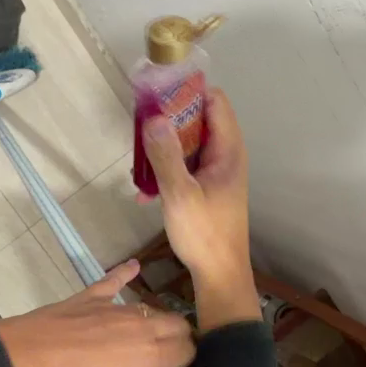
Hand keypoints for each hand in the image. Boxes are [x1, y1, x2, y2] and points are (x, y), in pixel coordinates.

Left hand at [0, 261, 194, 366]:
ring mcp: (116, 308)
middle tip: (165, 354)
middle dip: (179, 338)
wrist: (22, 357)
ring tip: (147, 333)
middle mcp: (141, 328)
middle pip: (178, 325)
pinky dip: (125, 273)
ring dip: (155, 319)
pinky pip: (115, 279)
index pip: (187, 351)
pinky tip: (134, 266)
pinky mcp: (92, 295)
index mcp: (149, 359)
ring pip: (151, 308)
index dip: (187, 360)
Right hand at [142, 87, 262, 329]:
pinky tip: (144, 190)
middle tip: (140, 124)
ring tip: (137, 160)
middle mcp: (225, 157)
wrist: (219, 274)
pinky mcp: (206, 189)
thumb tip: (154, 118)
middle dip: (169, 120)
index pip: (215, 102)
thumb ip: (166, 156)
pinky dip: (166, 171)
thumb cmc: (204, 233)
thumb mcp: (180, 194)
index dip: (189, 92)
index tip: (159, 92)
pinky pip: (184, 167)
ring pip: (188, 145)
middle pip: (199, 121)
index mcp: (228, 151)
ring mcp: (216, 174)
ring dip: (163, 149)